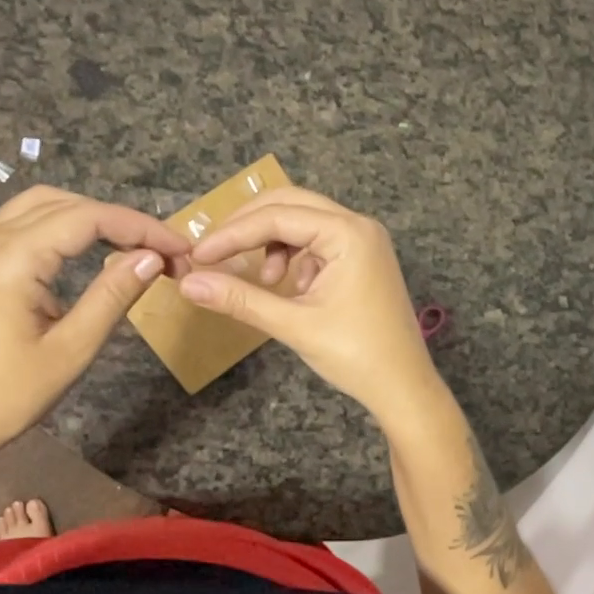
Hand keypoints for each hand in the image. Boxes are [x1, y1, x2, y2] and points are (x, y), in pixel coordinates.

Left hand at [0, 186, 189, 456]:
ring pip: (44, 207)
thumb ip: (113, 296)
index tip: (181, 249)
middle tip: (163, 251)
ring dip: (93, 219)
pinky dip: (66, 229)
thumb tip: (153, 259)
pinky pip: (26, 225)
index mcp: (13, 258)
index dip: (140, 227)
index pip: (88, 218)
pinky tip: (93, 253)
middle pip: (66, 203)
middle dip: (120, 220)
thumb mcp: (72, 348)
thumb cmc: (8, 394)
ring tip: (135, 248)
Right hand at [177, 188, 444, 423]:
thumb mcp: (294, 325)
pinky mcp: (365, 261)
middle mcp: (360, 227)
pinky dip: (297, 257)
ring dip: (274, 242)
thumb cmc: (356, 356)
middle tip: (217, 254)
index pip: (277, 216)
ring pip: (305, 222)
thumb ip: (241, 298)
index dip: (232, 234)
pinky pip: (320, 243)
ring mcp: (366, 243)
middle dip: (249, 228)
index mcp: (349, 234)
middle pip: (290, 205)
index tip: (198, 256)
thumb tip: (189, 282)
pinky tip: (292, 289)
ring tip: (266, 280)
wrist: (404, 388)